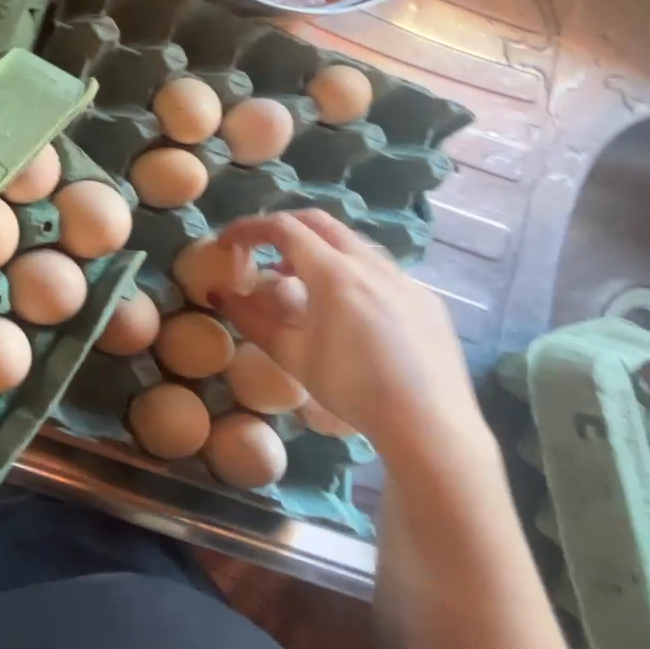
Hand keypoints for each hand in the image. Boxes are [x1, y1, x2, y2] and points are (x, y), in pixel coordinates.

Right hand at [212, 210, 487, 465]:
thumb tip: (220, 294)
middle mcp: (372, 265)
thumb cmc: (352, 390)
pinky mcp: (426, 299)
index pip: (284, 229)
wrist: (429, 425)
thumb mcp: (291, 356)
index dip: (249, 229)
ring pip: (353, 243)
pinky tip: (345, 307)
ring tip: (297, 279)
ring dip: (317, 248)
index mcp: (335, 275)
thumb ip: (251, 318)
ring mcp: (405, 279)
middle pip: (320, 223)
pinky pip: (380, 269)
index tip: (227, 243)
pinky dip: (349, 270)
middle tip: (258, 248)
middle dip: (283, 227)